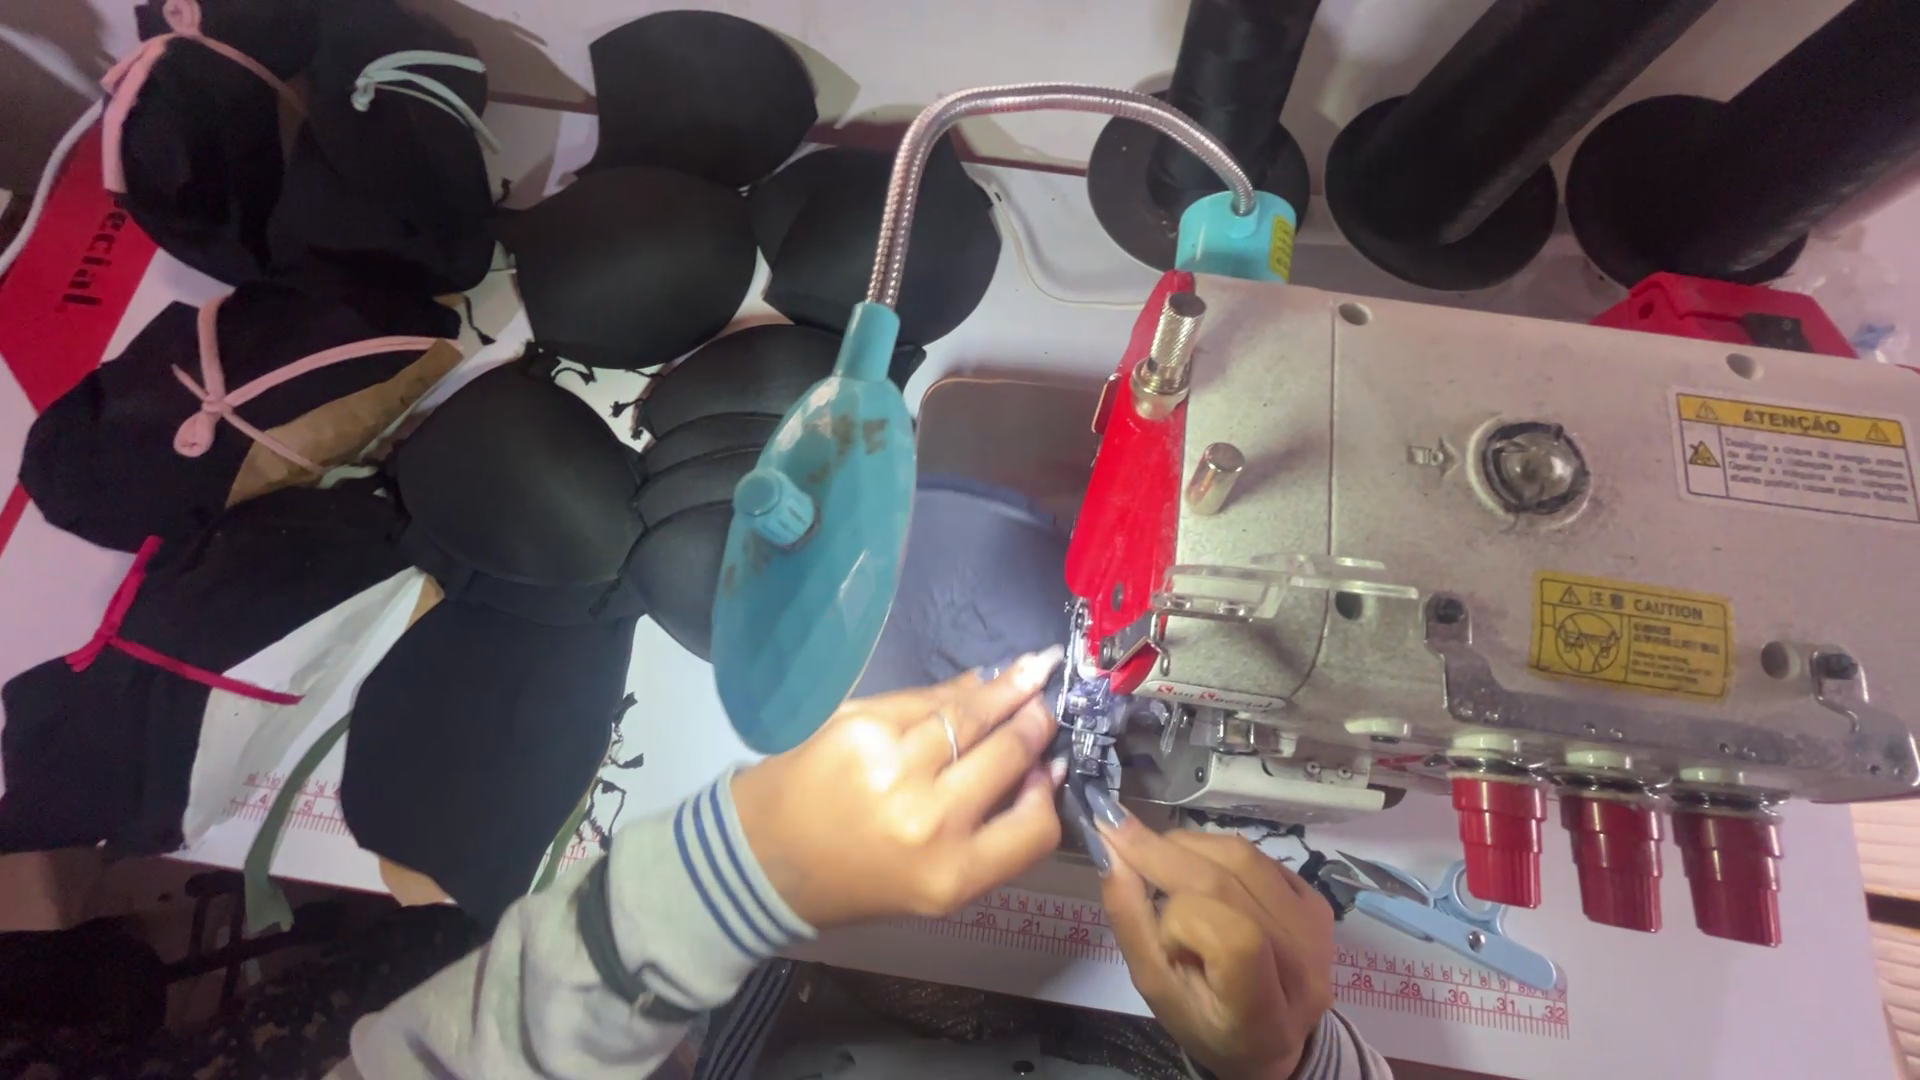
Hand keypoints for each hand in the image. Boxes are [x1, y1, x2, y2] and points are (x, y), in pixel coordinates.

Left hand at [730, 648, 1064, 928]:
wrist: (765, 855)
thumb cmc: (858, 877)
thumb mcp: (934, 884)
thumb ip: (991, 836)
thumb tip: (1041, 769)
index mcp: (949, 874)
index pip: (1035, 826)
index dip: (1049, 791)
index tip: (1053, 764)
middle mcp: (926, 817)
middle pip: (1007, 754)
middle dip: (1034, 720)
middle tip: (1049, 696)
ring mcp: (890, 761)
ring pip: (970, 713)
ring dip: (1007, 688)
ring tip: (1035, 667)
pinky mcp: (859, 720)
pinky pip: (925, 698)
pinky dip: (956, 690)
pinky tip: (977, 680)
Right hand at [1099, 817, 1334, 1079]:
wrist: (1269, 1036)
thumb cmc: (1205, 1021)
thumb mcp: (1155, 987)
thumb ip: (1130, 919)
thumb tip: (1109, 849)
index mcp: (1263, 1011)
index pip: (1232, 940)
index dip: (1180, 913)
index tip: (1125, 872)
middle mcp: (1303, 966)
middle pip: (1227, 885)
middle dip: (1162, 853)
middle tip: (1116, 831)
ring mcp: (1314, 929)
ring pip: (1239, 855)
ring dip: (1186, 844)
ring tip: (1157, 857)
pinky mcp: (1316, 902)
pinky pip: (1255, 853)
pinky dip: (1213, 848)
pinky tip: (1196, 866)